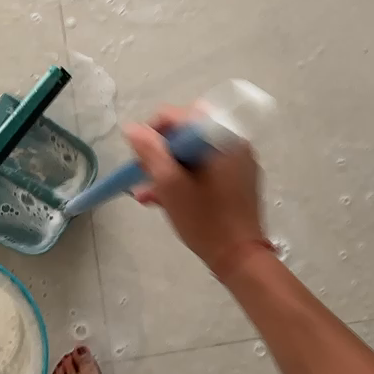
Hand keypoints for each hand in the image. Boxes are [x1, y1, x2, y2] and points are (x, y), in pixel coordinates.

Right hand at [125, 106, 269, 278]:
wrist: (241, 258)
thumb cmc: (205, 220)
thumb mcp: (170, 185)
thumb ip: (150, 151)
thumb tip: (132, 128)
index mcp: (221, 137)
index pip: (178, 116)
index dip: (152, 133)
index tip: (138, 158)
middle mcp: (233, 142)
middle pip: (185, 134)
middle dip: (159, 154)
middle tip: (142, 176)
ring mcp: (237, 161)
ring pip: (192, 153)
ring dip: (167, 169)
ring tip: (145, 194)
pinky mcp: (237, 179)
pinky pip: (205, 167)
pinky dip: (184, 178)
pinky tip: (163, 199)